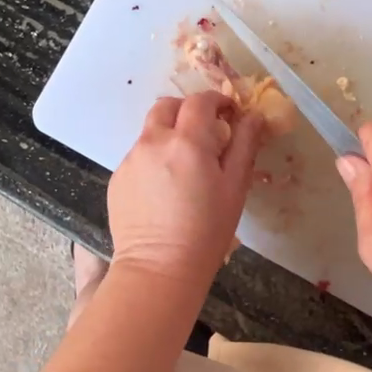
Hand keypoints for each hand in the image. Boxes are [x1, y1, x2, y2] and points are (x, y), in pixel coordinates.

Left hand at [107, 92, 262, 284]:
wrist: (158, 270)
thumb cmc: (206, 232)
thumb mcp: (235, 188)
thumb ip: (244, 146)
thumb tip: (253, 116)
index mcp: (187, 142)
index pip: (200, 101)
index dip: (217, 102)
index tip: (229, 114)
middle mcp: (153, 142)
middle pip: (167, 106)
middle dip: (187, 111)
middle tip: (204, 133)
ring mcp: (130, 159)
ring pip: (151, 132)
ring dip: (169, 136)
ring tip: (184, 168)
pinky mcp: (118, 177)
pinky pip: (138, 156)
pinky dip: (153, 160)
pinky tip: (164, 191)